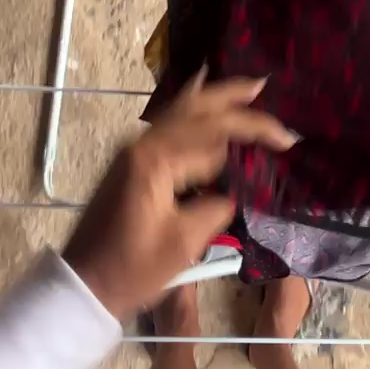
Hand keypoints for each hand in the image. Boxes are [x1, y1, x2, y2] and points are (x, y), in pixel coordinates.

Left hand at [62, 71, 296, 317]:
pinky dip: (192, 109)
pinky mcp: (131, 157)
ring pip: (180, 109)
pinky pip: (168, 122)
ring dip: (212, 97)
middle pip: (195, 107)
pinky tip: (203, 98)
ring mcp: (133, 147)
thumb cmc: (132, 270)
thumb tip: (231, 190)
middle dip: (231, 96)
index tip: (286, 140)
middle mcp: (143, 143)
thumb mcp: (183, 243)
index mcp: (156, 160)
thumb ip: (215, 207)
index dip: (253, 132)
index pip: (216, 134)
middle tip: (263, 85)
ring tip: (243, 88)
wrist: (83, 283)